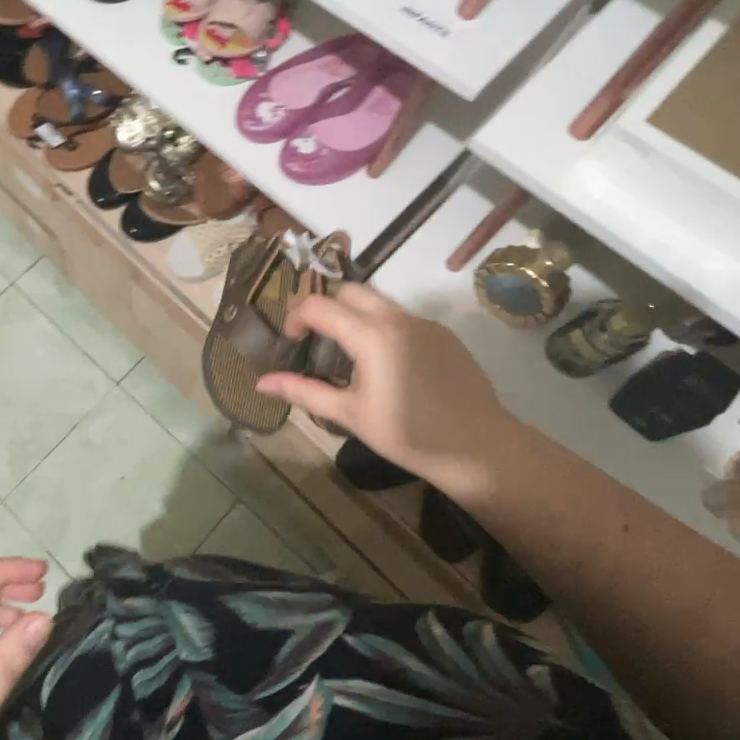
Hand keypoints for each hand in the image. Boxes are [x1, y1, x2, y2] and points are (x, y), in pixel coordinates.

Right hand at [255, 284, 512, 482]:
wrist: (479, 448)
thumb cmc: (407, 435)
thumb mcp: (349, 415)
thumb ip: (303, 391)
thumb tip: (261, 382)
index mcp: (371, 335)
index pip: (320, 305)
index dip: (296, 317)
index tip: (291, 340)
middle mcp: (397, 318)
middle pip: (351, 290)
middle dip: (327, 306)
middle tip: (317, 338)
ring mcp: (424, 324)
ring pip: (380, 301)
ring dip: (356, 314)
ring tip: (349, 351)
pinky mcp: (443, 335)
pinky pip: (403, 318)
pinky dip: (383, 327)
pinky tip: (386, 365)